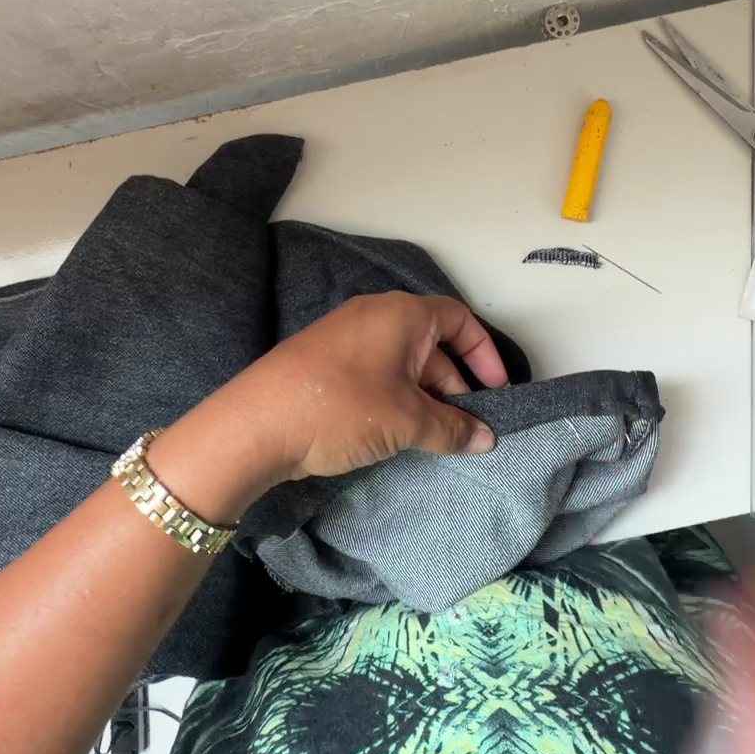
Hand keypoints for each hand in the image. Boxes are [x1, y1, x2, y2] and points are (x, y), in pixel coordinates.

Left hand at [146, 292, 507, 524]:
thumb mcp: (406, 420)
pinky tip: (400, 433)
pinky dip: (397, 398)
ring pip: (404, 363)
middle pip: (432, 344)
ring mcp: (348, 338)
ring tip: (436, 438)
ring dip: (427, 397)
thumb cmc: (343, 407)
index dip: (484, 354)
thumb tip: (486, 439)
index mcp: (401, 314)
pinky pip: (378, 373)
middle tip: (467, 428)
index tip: (496, 392)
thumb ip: (452, 428)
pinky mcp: (327, 363)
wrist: (258, 423)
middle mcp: (376, 316)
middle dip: (455, 386)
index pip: (458, 319)